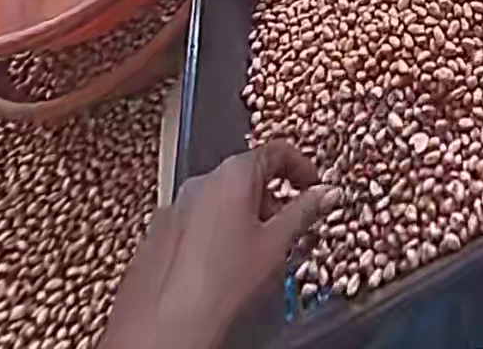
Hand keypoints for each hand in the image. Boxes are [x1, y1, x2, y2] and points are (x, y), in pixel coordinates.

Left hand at [99, 141, 338, 348]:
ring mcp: (173, 208)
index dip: (302, 167)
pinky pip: (195, 221)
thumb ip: (304, 211)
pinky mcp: (155, 236)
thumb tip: (327, 192)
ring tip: (255, 253)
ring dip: (244, 215)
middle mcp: (201, 181)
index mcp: (233, 173)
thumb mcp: (276, 245)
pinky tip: (220, 268)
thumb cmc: (221, 287)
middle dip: (273, 197)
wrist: (159, 337)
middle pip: (248, 175)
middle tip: (288, 227)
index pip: (277, 151)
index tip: (314, 188)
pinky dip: (215, 233)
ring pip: (220, 199)